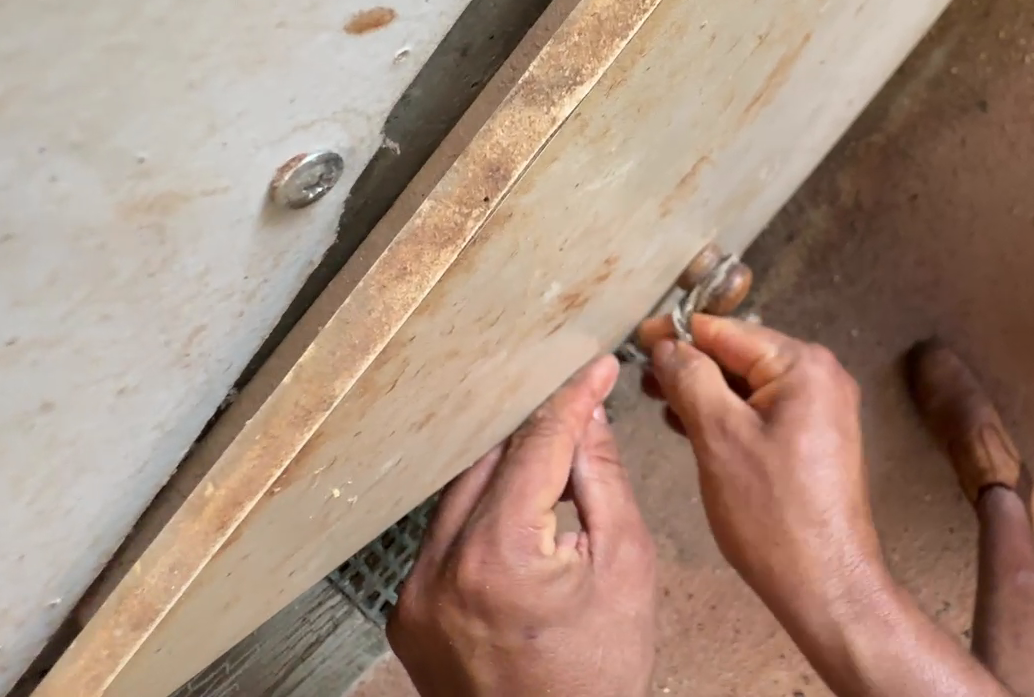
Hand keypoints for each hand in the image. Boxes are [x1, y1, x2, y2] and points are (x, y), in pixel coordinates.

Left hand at [388, 356, 656, 696]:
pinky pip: (450, 524)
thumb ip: (602, 476)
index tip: (598, 367)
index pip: (538, 443)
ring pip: (467, 484)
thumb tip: (589, 415)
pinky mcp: (409, 606)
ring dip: (513, 459)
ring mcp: (415, 590)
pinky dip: (489, 499)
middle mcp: (439, 567)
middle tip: (583, 398)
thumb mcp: (624, 561)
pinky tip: (526, 498)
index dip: (574, 398)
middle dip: (541, 423)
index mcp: (497, 554)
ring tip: (562, 450)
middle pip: (494, 455)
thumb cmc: (600, 669)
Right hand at [634, 315, 887, 632]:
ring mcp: (821, 406)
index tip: (637, 335)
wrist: (827, 585)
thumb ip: (691, 379)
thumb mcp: (720, 438)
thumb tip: (668, 345)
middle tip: (641, 372)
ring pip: (749, 383)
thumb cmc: (771, 512)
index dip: (679, 333)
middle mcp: (819, 374)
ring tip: (658, 396)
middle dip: (690, 362)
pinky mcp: (814, 435)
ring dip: (704, 388)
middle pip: (740, 354)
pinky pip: (763, 408)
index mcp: (803, 365)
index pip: (729, 331)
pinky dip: (727, 411)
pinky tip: (690, 421)